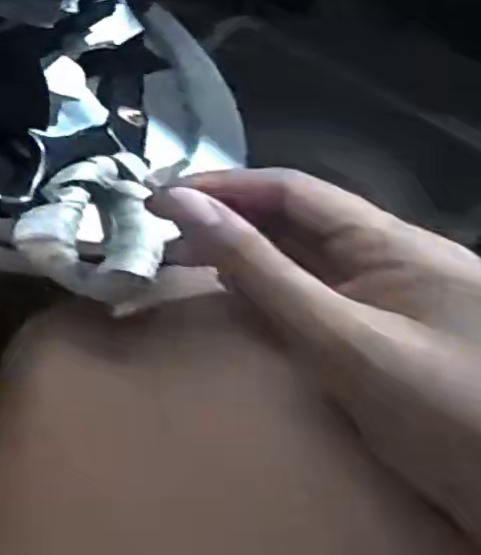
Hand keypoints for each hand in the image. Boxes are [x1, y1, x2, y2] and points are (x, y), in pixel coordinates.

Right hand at [152, 169, 480, 540]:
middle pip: (292, 215)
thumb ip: (251, 263)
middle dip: (220, 216)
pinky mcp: (388, 324)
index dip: (217, 185)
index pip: (289, 188)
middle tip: (156, 230)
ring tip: (178, 257)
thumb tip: (174, 199)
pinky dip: (261, 277)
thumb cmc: (440, 409)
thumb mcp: (334, 335)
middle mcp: (400, 258)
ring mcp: (398, 294)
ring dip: (235, 246)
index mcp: (400, 246)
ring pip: (299, 247)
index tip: (154, 200)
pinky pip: (312, 281)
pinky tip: (230, 287)